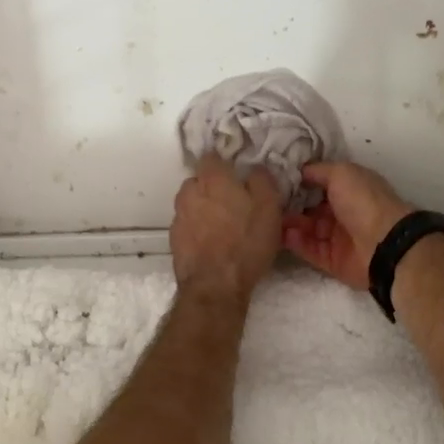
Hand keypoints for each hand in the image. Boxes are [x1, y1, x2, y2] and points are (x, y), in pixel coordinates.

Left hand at [170, 154, 282, 304]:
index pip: (211, 156)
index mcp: (212, 178)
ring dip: (203, 208)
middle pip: (199, 180)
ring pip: (192, 203)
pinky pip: (187, 225)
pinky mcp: (174, 240)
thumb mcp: (269, 207)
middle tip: (233, 201)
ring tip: (222, 225)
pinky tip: (212, 244)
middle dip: (212, 186)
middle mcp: (190, 192)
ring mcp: (179, 216)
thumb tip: (255, 169)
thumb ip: (262, 180)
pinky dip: (197, 230)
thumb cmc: (246, 242)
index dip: (224, 163)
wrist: (215, 286)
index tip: (236, 173)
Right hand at [281, 162, 414, 289]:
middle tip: (267, 201)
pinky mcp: (332, 260)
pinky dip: (297, 242)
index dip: (299, 181)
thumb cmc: (363, 200)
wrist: (383, 243)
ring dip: (290, 223)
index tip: (276, 178)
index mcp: (349, 188)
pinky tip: (283, 234)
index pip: (319, 183)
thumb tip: (298, 170)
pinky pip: (310, 250)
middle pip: (310, 207)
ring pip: (308, 229)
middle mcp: (343, 210)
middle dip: (290, 204)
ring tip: (270, 219)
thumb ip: (317, 171)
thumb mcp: (341, 173)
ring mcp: (337, 237)